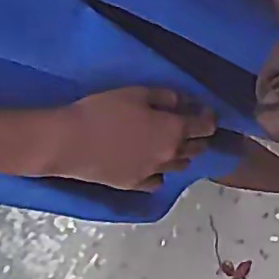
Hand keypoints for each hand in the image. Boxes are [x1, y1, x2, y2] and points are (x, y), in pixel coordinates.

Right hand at [41, 86, 216, 191]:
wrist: (68, 142)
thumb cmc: (102, 111)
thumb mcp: (136, 93)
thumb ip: (165, 97)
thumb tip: (184, 102)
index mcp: (174, 130)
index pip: (205, 126)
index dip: (210, 117)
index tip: (207, 111)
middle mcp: (171, 154)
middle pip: (198, 148)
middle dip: (200, 136)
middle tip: (193, 127)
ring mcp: (154, 172)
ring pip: (181, 165)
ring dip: (183, 154)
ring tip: (174, 145)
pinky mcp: (135, 184)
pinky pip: (158, 180)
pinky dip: (160, 172)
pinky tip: (153, 165)